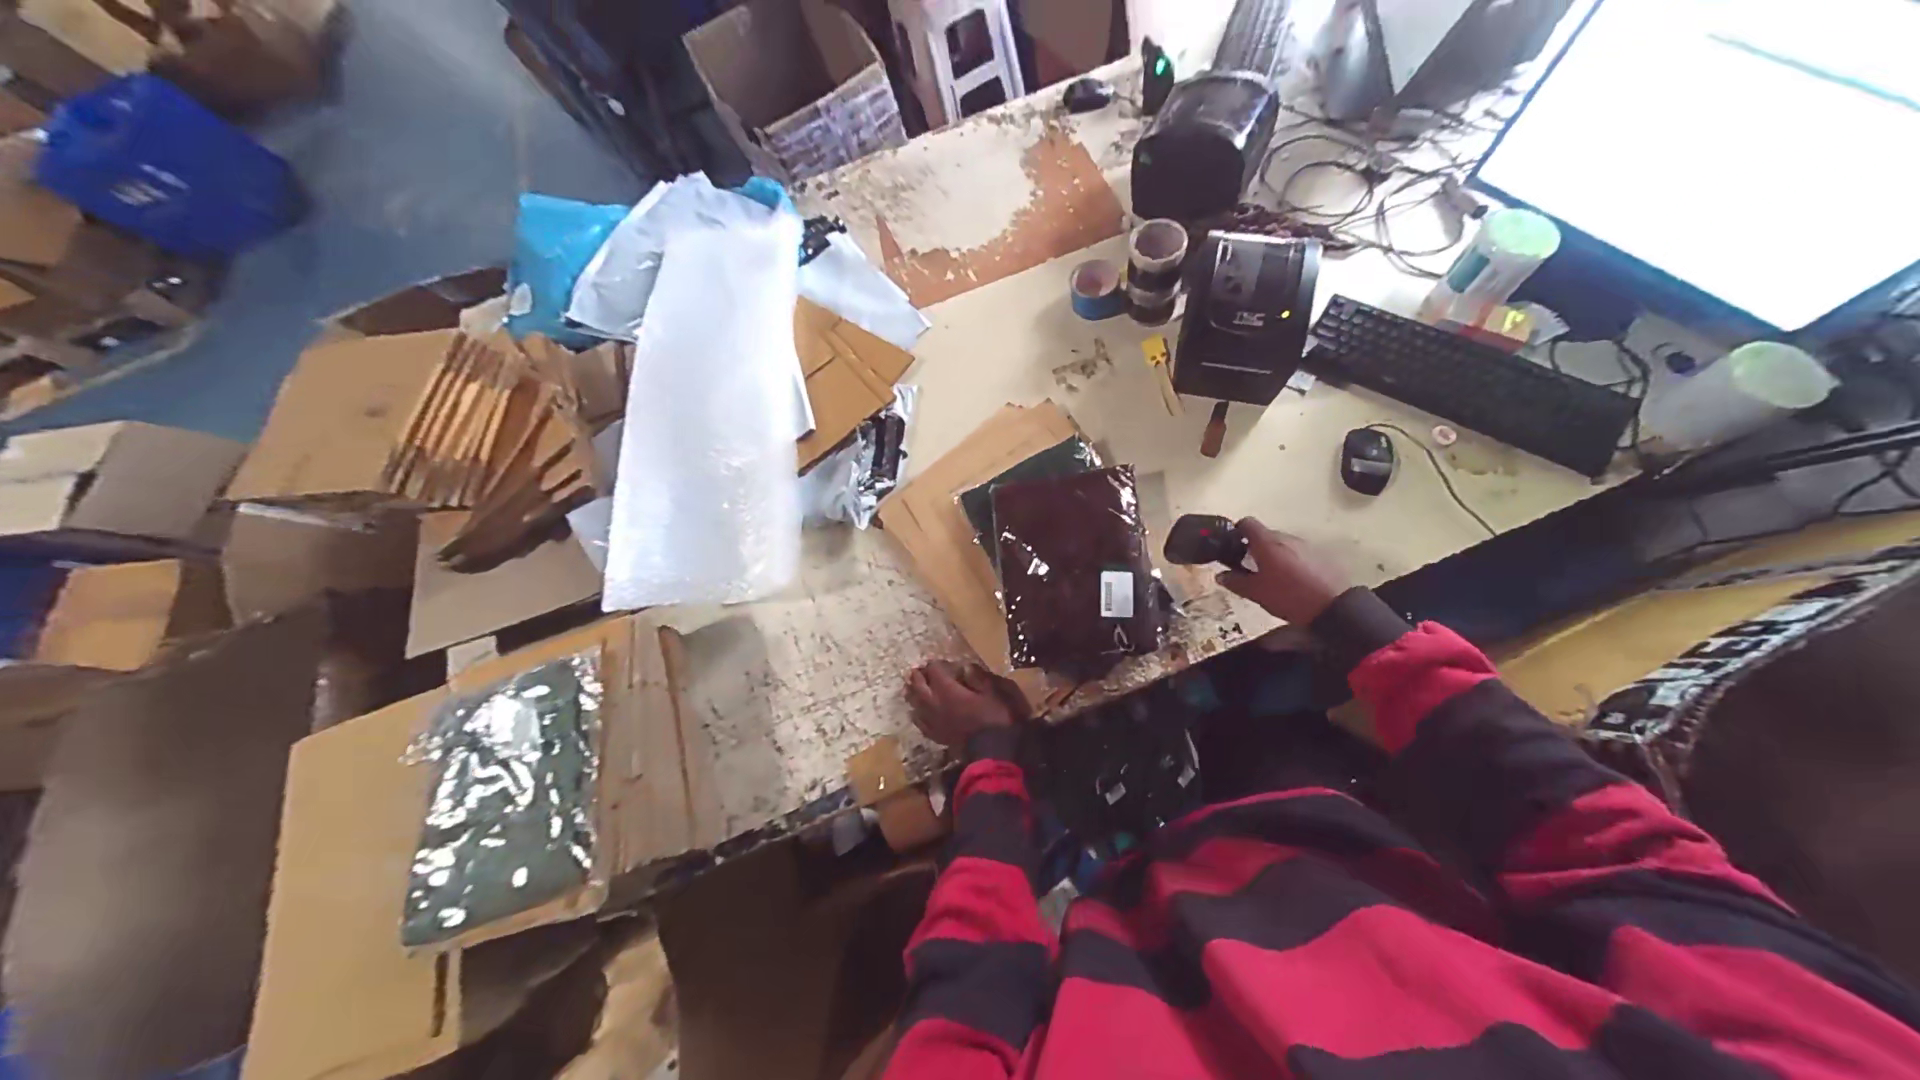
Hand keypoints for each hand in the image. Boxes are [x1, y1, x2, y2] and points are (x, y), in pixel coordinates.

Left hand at [906, 660, 1025, 747]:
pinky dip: (917, 714)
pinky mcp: (937, 736)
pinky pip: (921, 723)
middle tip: (916, 671)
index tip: (936, 662)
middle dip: (918, 677)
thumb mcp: (995, 692)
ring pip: (916, 705)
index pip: (935, 672)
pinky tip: (917, 713)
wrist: (993, 752)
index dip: (935, 665)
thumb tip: (966, 667)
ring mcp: (934, 722)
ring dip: (912, 694)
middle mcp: (936, 704)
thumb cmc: (996, 718)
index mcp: (948, 690)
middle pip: (920, 687)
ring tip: (910, 688)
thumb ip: (979, 678)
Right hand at [1214, 518, 1350, 624]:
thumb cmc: (1289, 596)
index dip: (1237, 531)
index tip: (1232, 546)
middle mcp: (1286, 538)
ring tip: (1272, 578)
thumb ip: (1236, 582)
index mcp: (1267, 542)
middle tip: (1249, 569)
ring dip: (1274, 556)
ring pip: (1282, 545)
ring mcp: (1306, 545)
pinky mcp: (1321, 555)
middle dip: (1255, 548)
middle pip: (1265, 535)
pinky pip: (1298, 553)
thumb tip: (1221, 575)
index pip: (1247, 523)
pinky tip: (1292, 581)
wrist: (1334, 607)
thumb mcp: (1256, 593)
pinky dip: (1291, 562)